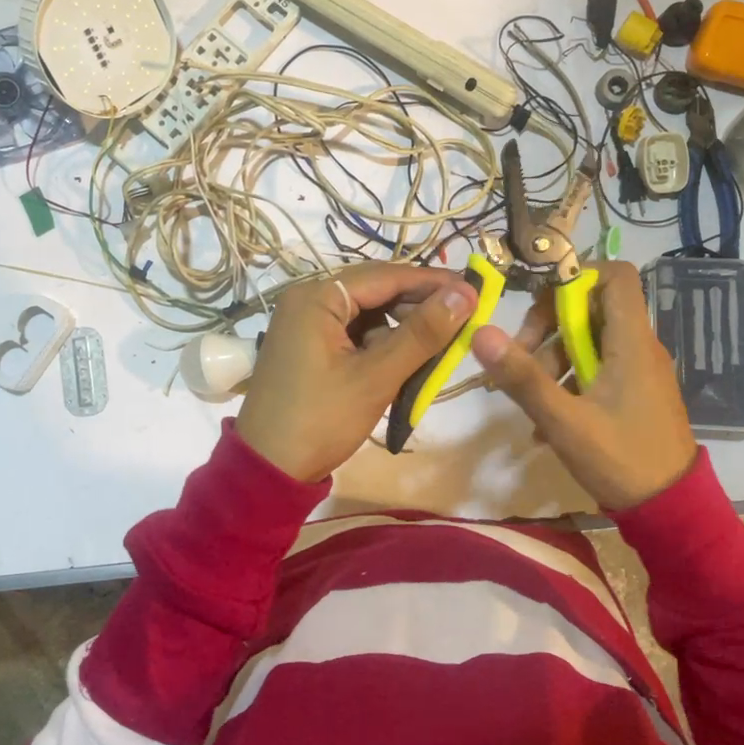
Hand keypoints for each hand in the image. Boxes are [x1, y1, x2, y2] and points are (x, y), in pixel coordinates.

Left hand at [237, 263, 475, 481]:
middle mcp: (308, 300)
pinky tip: (409, 358)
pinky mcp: (309, 348)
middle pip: (375, 290)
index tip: (475, 290)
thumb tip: (465, 294)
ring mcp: (305, 325)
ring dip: (403, 326)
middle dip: (419, 304)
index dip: (432, 282)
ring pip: (367, 313)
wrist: (268, 469)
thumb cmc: (321, 419)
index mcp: (316, 297)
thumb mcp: (376, 377)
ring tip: (442, 341)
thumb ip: (421, 333)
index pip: (385, 275)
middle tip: (464, 317)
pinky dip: (382, 343)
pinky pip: (354, 333)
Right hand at [469, 261, 695, 509]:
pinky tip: (544, 422)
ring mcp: (639, 371)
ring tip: (528, 398)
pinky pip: (596, 369)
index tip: (539, 303)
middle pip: (592, 307)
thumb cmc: (621, 459)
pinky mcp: (634, 393)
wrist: (670, 510)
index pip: (615, 275)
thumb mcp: (564, 421)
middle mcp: (640, 347)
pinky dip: (567, 382)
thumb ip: (523, 377)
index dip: (576, 276)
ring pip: (589, 340)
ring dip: (552, 358)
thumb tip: (480, 332)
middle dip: (549, 325)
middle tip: (520, 356)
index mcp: (632, 342)